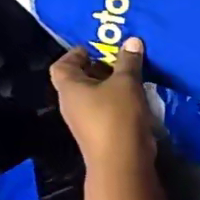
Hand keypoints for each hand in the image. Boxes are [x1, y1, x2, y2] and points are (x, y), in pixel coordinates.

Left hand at [51, 38, 154, 169]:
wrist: (122, 159)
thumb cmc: (117, 115)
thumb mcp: (126, 82)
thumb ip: (129, 61)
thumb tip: (131, 40)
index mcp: (70, 88)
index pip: (61, 66)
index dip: (75, 54)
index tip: (97, 47)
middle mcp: (72, 104)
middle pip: (80, 79)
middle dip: (100, 67)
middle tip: (122, 58)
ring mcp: (85, 120)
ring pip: (95, 95)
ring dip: (112, 84)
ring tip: (134, 75)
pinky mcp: (100, 132)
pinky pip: (106, 108)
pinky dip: (118, 100)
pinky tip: (137, 96)